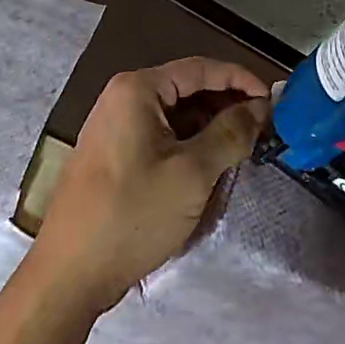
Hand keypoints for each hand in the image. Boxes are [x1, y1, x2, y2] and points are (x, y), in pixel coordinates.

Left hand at [29, 57, 269, 310]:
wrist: (70, 275)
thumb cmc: (133, 215)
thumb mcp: (193, 172)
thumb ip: (232, 132)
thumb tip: (261, 107)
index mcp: (137, 90)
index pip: (202, 68)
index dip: (242, 80)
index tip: (274, 101)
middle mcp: (123, 98)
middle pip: (189, 89)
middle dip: (228, 106)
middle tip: (265, 128)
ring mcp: (116, 127)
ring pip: (178, 115)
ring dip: (212, 128)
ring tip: (244, 149)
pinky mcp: (116, 154)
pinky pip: (163, 136)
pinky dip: (191, 144)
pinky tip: (213, 165)